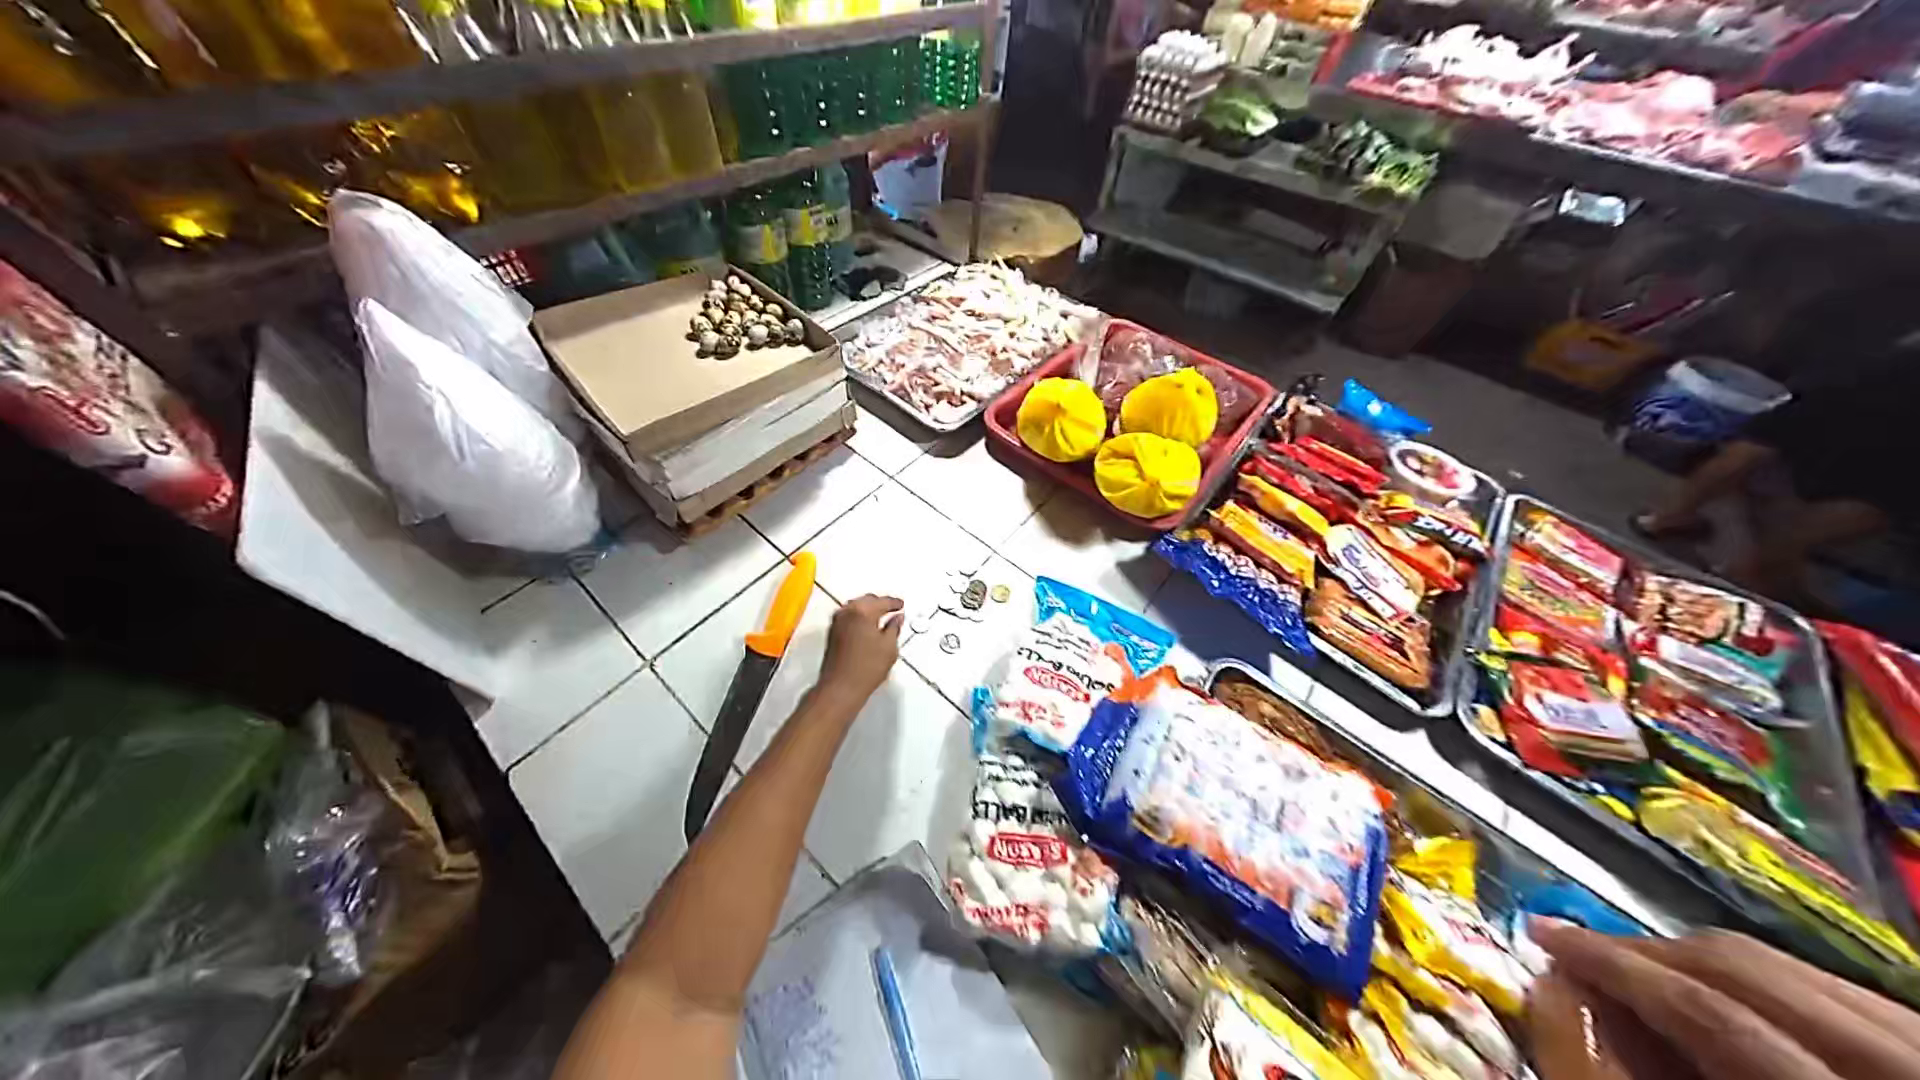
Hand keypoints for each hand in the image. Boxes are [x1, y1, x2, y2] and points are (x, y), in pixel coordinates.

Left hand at [817, 594, 903, 700]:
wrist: (841, 688)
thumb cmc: (866, 669)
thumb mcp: (889, 647)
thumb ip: (894, 628)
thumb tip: (897, 618)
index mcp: (862, 611)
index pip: (883, 601)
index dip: (894, 603)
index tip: (901, 605)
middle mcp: (846, 612)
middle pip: (867, 600)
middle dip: (880, 603)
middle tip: (893, 608)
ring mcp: (837, 622)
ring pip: (856, 607)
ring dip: (868, 610)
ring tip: (882, 618)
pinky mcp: (832, 633)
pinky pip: (849, 617)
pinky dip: (859, 617)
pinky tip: (867, 627)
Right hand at [1527, 920, 1919, 1079]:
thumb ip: (1616, 1075)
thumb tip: (1556, 987)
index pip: (1709, 1015)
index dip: (1614, 965)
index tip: (1545, 936)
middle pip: (1754, 975)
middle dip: (1649, 953)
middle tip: (1579, 948)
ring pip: (1804, 975)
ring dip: (1704, 965)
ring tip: (1641, 971)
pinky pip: (1852, 1000)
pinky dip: (1773, 990)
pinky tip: (1726, 1004)